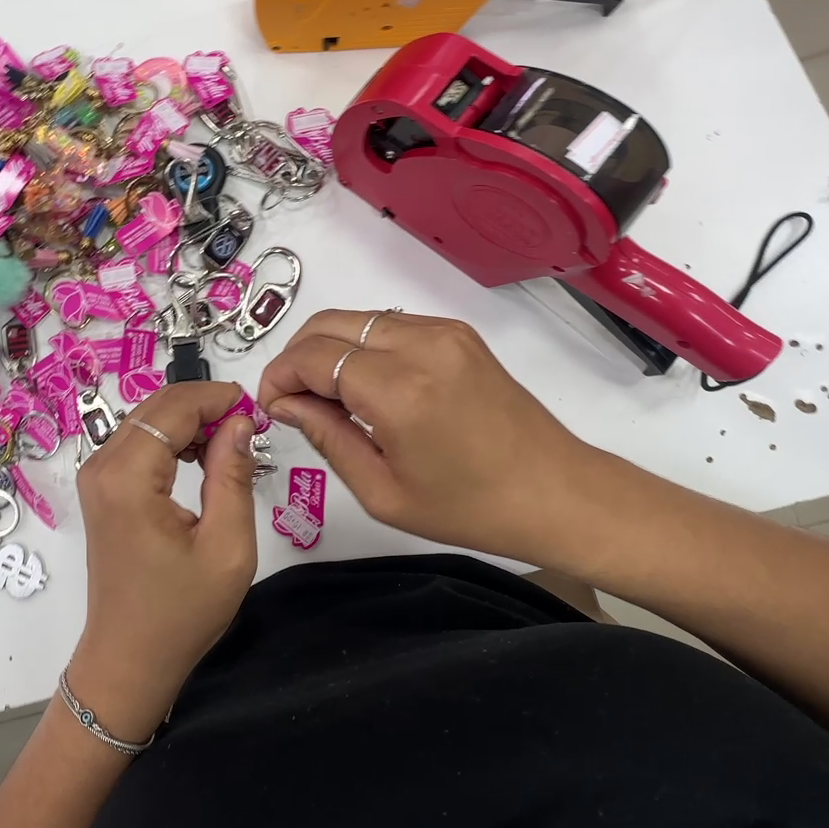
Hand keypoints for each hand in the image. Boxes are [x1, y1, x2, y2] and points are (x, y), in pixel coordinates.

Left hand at [68, 382, 257, 741]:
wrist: (129, 658)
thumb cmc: (182, 612)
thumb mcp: (226, 547)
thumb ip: (233, 475)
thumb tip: (239, 422)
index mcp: (128, 478)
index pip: (174, 408)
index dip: (217, 398)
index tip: (257, 410)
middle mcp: (101, 466)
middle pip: (156, 408)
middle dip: (205, 405)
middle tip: (250, 425)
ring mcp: (95, 477)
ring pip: (146, 421)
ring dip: (188, 421)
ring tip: (231, 445)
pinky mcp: (100, 490)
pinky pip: (137, 444)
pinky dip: (170, 440)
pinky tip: (200, 458)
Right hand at [256, 310, 597, 561]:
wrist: (558, 494)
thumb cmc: (468, 508)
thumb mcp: (382, 491)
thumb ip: (325, 436)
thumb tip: (284, 403)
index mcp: (399, 392)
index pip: (312, 358)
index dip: (278, 376)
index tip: (270, 406)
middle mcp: (420, 346)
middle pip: (328, 325)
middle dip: (296, 356)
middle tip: (290, 399)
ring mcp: (443, 333)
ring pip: (356, 319)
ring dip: (327, 348)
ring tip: (325, 396)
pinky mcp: (458, 333)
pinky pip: (388, 325)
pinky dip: (360, 344)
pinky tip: (363, 385)